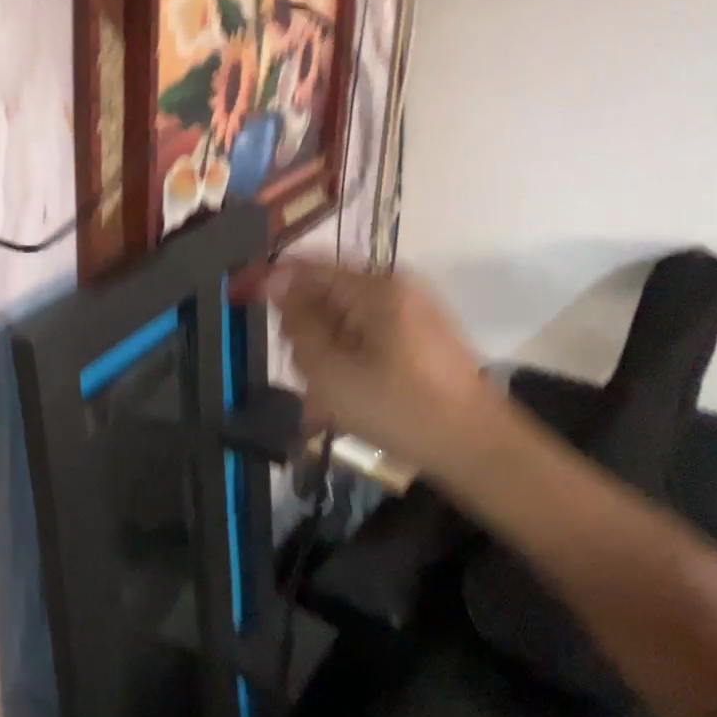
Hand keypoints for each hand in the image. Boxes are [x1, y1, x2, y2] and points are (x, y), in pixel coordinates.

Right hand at [266, 261, 519, 482]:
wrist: (478, 450)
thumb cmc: (397, 408)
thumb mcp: (329, 369)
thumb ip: (296, 320)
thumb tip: (274, 283)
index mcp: (374, 288)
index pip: (305, 266)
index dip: (267, 279)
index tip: (239, 301)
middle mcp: (395, 289)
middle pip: (323, 293)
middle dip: (302, 329)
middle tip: (300, 373)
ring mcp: (412, 312)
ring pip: (342, 319)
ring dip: (323, 351)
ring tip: (322, 397)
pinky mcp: (421, 337)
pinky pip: (365, 335)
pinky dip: (346, 359)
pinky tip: (343, 396)